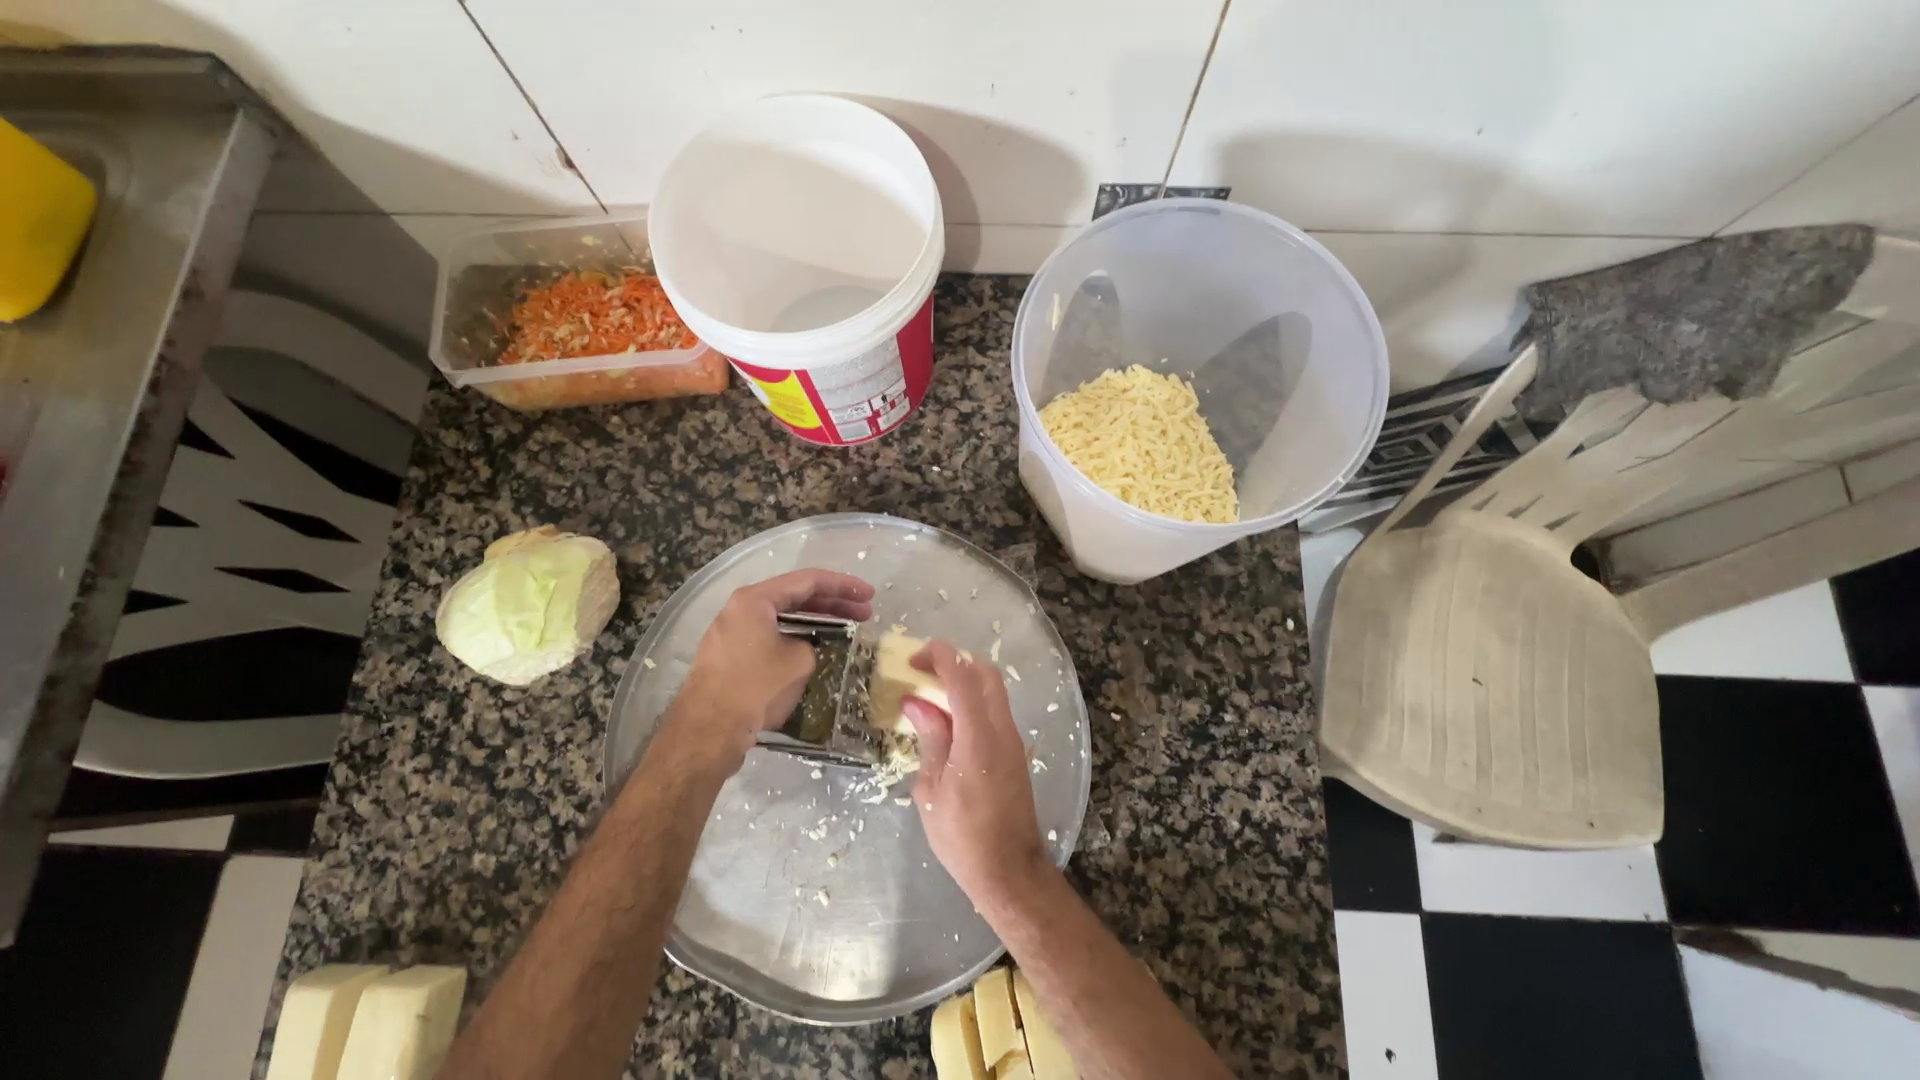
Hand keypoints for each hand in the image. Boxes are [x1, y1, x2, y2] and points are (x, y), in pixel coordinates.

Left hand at [660, 569, 874, 774]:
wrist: (708, 730)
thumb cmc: (757, 687)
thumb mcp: (800, 660)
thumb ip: (813, 643)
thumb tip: (807, 647)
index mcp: (755, 599)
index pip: (808, 581)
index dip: (844, 585)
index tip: (869, 594)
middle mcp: (739, 609)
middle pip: (794, 597)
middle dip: (832, 603)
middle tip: (865, 612)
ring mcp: (731, 634)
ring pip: (781, 619)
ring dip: (814, 622)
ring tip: (845, 629)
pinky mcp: (730, 658)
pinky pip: (769, 638)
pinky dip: (795, 638)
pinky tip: (814, 650)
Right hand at [901, 639, 1050, 901]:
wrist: (1009, 870)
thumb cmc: (962, 836)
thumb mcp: (932, 789)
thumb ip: (929, 739)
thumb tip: (917, 704)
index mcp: (979, 737)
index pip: (963, 678)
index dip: (941, 656)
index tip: (915, 656)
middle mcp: (1002, 731)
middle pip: (986, 675)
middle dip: (955, 663)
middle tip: (923, 674)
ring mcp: (1014, 742)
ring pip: (994, 693)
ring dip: (965, 684)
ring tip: (930, 699)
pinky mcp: (1016, 755)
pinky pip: (995, 714)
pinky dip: (973, 705)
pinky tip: (949, 725)